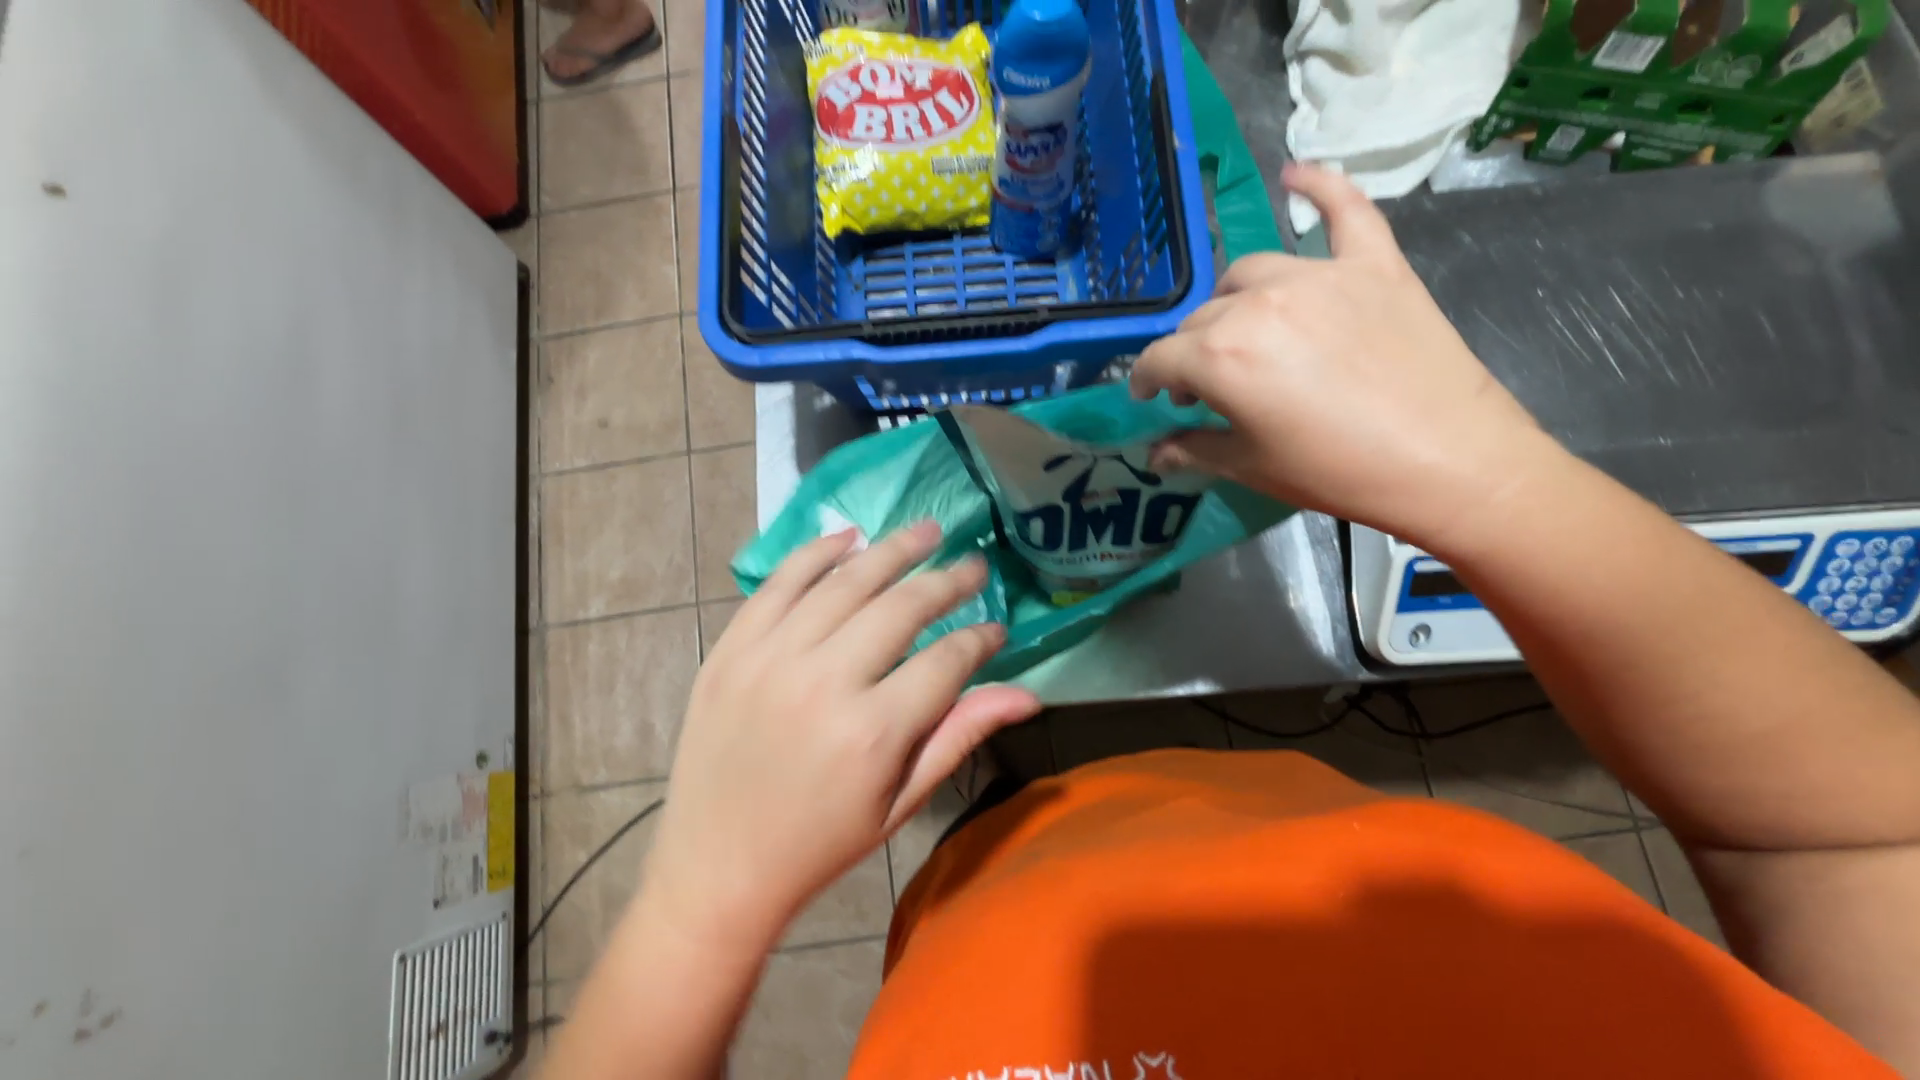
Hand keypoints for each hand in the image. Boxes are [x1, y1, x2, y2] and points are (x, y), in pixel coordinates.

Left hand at [641, 523, 1039, 947]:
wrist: (717, 866)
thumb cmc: (820, 843)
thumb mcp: (899, 802)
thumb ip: (959, 736)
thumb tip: (1027, 694)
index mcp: (873, 731)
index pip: (946, 659)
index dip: (980, 638)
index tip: (997, 629)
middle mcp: (824, 682)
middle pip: (901, 607)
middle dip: (947, 581)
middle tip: (974, 564)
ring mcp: (770, 659)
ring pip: (844, 583)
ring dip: (891, 551)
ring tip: (926, 531)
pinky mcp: (730, 650)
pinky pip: (778, 584)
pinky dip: (816, 554)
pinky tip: (849, 537)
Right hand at [1129, 164, 1570, 555]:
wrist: (1448, 461)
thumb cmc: (1336, 472)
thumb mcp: (1252, 468)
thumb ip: (1194, 450)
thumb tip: (1156, 453)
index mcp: (1222, 355)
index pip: (1161, 358)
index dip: (1148, 382)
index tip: (1151, 398)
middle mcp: (1260, 302)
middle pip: (1202, 318)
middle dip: (1191, 353)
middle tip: (1206, 387)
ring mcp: (1320, 275)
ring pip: (1250, 273)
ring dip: (1232, 303)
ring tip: (1243, 331)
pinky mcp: (1375, 265)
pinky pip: (1344, 210)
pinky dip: (1320, 188)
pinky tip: (1296, 174)